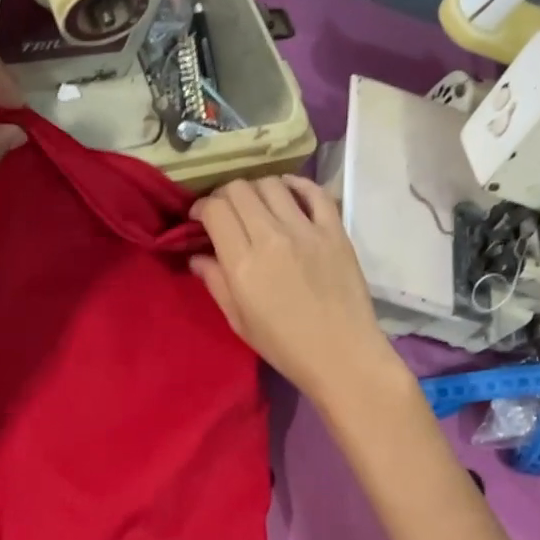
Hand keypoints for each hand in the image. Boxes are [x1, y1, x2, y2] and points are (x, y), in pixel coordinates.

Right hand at [189, 176, 403, 402]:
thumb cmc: (284, 346)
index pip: (215, 210)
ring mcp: (306, 230)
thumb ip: (215, 282)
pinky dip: (295, 185)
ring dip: (255, 189)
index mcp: (243, 263)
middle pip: (239, 189)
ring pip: (271, 184)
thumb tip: (197, 256)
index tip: (200, 219)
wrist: (342, 355)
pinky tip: (287, 192)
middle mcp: (272, 237)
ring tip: (255, 205)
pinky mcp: (335, 230)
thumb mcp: (238, 320)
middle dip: (223, 195)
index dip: (201, 207)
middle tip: (225, 211)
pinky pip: (313, 191)